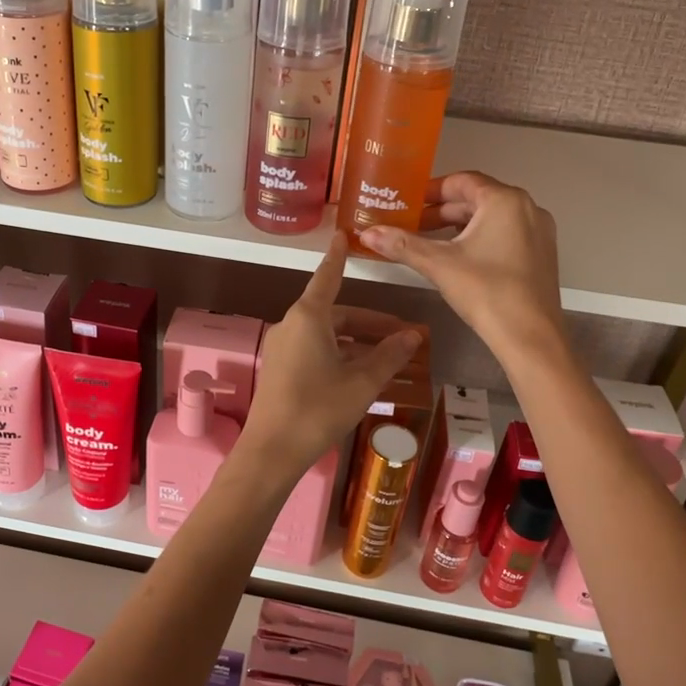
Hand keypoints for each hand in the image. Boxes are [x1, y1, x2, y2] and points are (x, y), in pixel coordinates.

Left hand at [238, 233, 422, 478]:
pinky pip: (315, 350)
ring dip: (357, 342)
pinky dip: (340, 354)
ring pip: (326, 334)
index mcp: (308, 317)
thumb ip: (390, 355)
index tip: (343, 235)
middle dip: (369, 323)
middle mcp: (291, 324)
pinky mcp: (280, 368)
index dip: (339, 257)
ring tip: (390, 356)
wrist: (272, 450)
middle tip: (403, 335)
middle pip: (335, 313)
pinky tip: (362, 373)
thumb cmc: (318, 408)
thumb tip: (413, 335)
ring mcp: (282, 347)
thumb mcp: (362, 382)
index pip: (328, 277)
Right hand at [357, 171, 561, 354]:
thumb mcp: (438, 264)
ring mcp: (539, 231)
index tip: (406, 203)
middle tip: (411, 225)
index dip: (430, 190)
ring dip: (459, 226)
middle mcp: (527, 208)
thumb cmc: (486, 292)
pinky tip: (458, 257)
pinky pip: (505, 234)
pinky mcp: (542, 253)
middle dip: (442, 211)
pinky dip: (480, 238)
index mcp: (504, 200)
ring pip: (491, 218)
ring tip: (429, 241)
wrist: (530, 337)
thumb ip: (402, 245)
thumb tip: (367, 233)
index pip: (461, 181)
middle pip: (476, 199)